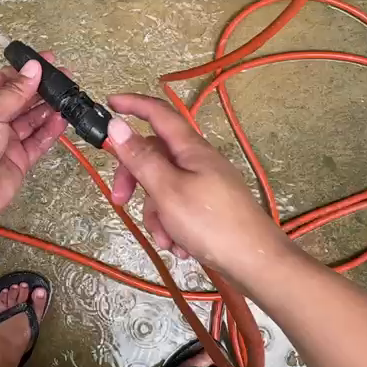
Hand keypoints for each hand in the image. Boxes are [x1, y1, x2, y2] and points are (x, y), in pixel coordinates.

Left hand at [0, 58, 67, 227]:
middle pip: (20, 101)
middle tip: (63, 77)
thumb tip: (32, 69)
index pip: (2, 82)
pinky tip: (62, 119)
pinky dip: (50, 131)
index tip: (45, 62)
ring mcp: (5, 142)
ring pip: (31, 121)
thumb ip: (14, 92)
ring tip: (68, 95)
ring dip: (48, 108)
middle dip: (40, 89)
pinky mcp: (18, 161)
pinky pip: (38, 142)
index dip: (23, 72)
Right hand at [105, 93, 295, 277]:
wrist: (256, 264)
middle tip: (119, 200)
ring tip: (165, 238)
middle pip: (154, 156)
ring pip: (163, 186)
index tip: (110, 103)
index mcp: (190, 149)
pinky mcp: (208, 207)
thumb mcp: (167, 190)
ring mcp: (205, 184)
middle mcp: (198, 161)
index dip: (133, 104)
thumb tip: (117, 124)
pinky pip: (177, 207)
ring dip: (155, 213)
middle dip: (134, 179)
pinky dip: (171, 225)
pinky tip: (179, 246)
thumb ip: (140, 158)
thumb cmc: (212, 223)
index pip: (158, 114)